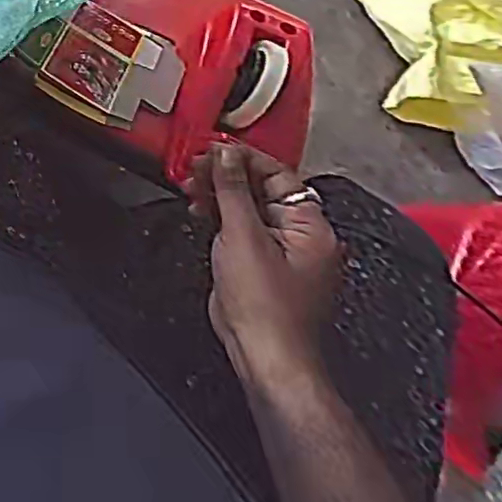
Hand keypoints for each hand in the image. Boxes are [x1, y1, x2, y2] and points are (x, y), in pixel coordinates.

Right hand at [189, 140, 340, 388]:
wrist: (263, 352)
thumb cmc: (264, 304)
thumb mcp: (242, 234)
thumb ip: (232, 189)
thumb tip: (226, 155)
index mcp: (311, 227)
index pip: (278, 175)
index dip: (243, 159)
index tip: (212, 149)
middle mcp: (300, 236)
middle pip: (261, 189)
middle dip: (225, 175)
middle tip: (194, 167)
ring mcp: (279, 250)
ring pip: (247, 206)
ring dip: (217, 193)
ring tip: (190, 186)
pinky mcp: (258, 261)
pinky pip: (239, 225)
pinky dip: (218, 213)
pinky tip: (198, 209)